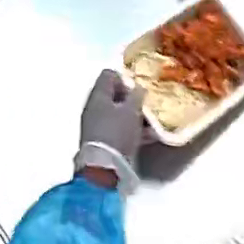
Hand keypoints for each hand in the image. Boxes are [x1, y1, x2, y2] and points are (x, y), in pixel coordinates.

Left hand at [74, 69, 144, 190]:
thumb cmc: (118, 132)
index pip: (109, 75)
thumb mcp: (132, 110)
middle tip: (144, 107)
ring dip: (132, 116)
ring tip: (150, 125)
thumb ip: (137, 95)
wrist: (103, 168)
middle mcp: (94, 107)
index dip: (124, 78)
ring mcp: (95, 125)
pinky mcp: (100, 141)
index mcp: (98, 95)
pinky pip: (117, 129)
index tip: (137, 89)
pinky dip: (130, 130)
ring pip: (117, 113)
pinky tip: (146, 137)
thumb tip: (138, 88)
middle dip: (131, 99)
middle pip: (113, 94)